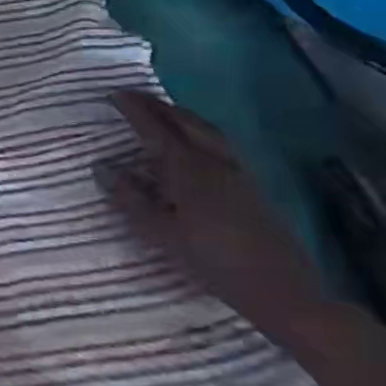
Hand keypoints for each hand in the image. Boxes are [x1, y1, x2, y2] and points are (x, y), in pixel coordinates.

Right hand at [98, 90, 324, 339]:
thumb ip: (131, 199)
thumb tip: (103, 168)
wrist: (283, 291)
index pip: (156, 128)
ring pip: (207, 130)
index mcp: (189, 168)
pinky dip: (200, 133)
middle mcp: (215, 161)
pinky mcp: (251, 187)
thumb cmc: (214, 260)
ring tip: (163, 115)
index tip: (114, 94)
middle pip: (186, 121)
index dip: (134, 109)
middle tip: (134, 98)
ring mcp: (238, 172)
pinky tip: (194, 148)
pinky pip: (220, 145)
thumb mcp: (163, 234)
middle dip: (159, 106)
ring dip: (182, 116)